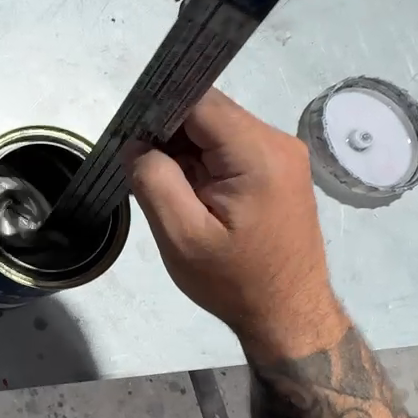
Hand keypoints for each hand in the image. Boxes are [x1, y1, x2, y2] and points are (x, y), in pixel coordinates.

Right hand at [129, 89, 345, 361]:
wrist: (287, 316)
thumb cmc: (233, 280)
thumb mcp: (181, 236)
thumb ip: (153, 181)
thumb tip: (134, 144)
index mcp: (258, 154)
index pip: (201, 102)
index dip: (160, 110)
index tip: (130, 135)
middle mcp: (276, 143)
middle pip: (208, 112)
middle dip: (168, 131)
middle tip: (139, 166)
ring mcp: (280, 155)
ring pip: (214, 128)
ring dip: (182, 148)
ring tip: (162, 183)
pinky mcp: (275, 170)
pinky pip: (227, 146)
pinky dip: (199, 160)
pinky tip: (186, 190)